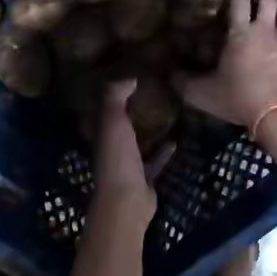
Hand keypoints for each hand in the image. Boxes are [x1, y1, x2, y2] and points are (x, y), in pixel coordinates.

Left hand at [93, 79, 155, 218]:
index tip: (128, 78)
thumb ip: (116, 96)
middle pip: (121, 126)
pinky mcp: (144, 178)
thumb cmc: (117, 158)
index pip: (104, 109)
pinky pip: (155, 161)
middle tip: (150, 94)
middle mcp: (112, 148)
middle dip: (131, 112)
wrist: (127, 200)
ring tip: (165, 116)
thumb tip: (128, 75)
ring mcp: (128, 165)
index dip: (113, 94)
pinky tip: (175, 141)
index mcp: (101, 134)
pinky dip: (163, 152)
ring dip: (148, 132)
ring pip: (138, 143)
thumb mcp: (113, 121)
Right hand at [184, 0, 276, 126]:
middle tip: (258, 14)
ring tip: (276, 26)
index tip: (234, 0)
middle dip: (263, 3)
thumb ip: (185, 83)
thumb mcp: (204, 94)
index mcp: (239, 33)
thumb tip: (170, 76)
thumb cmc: (239, 99)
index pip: (239, 0)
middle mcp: (264, 28)